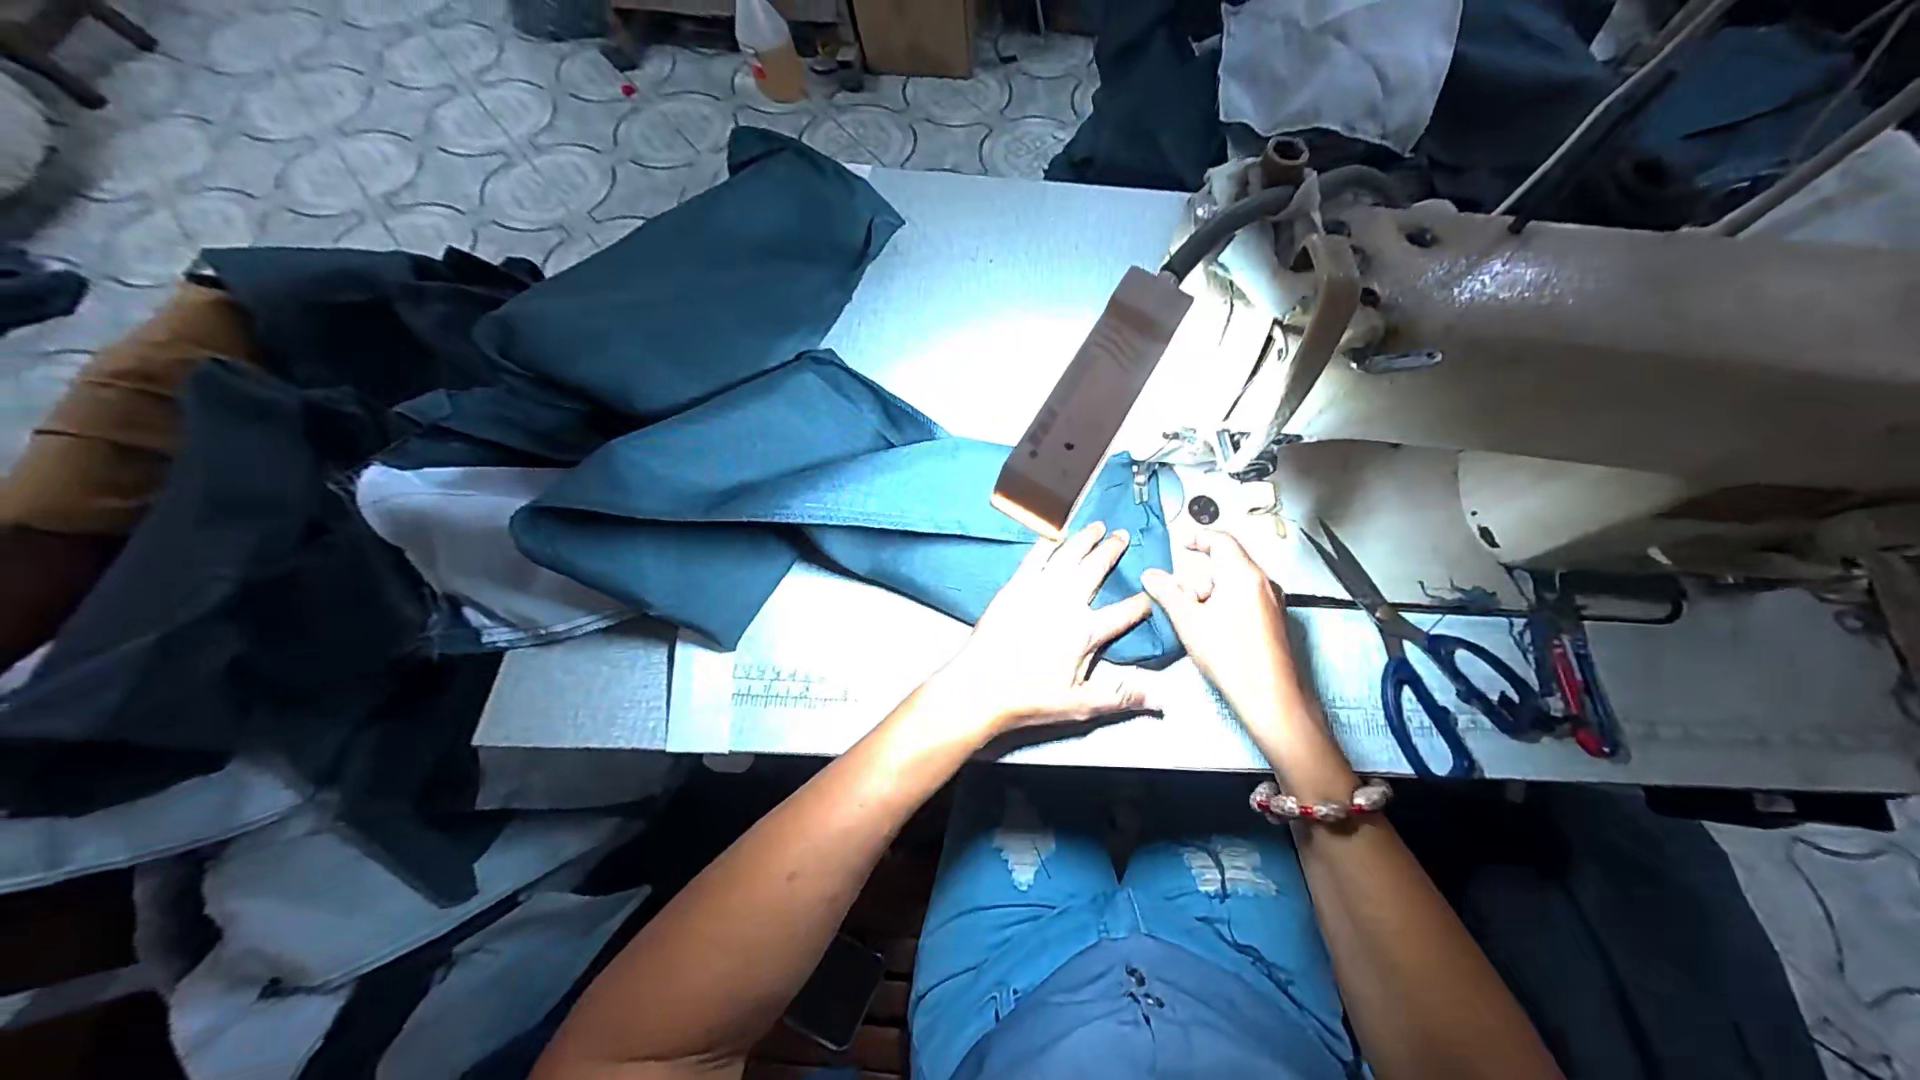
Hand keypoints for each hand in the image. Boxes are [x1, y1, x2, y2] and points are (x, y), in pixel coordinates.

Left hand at [919, 522, 1153, 740]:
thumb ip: (1121, 696)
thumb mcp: (1080, 705)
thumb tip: (1161, 698)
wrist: (979, 687)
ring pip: (1068, 556)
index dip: (1143, 601)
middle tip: (1123, 535)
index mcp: (1085, 632)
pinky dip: (1046, 543)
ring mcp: (1038, 591)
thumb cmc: (1027, 698)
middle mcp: (1065, 603)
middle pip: (1096, 569)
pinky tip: (1053, 534)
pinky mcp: (1014, 587)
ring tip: (1096, 527)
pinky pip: (1034, 557)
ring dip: (1084, 539)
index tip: (1154, 591)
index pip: (1125, 612)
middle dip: (1112, 551)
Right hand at [1141, 530, 1300, 722]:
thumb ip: (1167, 593)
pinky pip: (1247, 599)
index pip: (1222, 540)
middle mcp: (1264, 583)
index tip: (1184, 543)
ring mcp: (1273, 602)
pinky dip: (1227, 605)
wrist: (1269, 696)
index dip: (1199, 537)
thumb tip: (1151, 576)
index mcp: (1244, 575)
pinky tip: (1216, 631)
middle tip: (1184, 599)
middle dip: (1201, 578)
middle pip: (1228, 564)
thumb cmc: (1232, 658)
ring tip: (1199, 621)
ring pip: (1236, 583)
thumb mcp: (1188, 621)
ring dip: (1213, 594)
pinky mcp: (1275, 620)